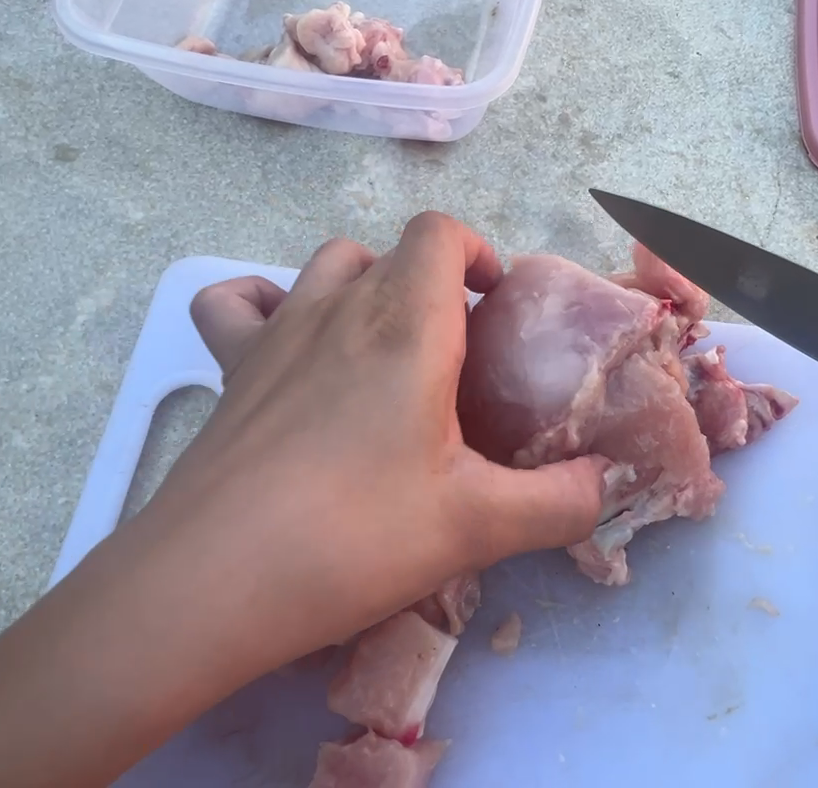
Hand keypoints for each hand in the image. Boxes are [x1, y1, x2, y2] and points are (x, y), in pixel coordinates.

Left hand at [123, 212, 608, 680]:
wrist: (210, 584)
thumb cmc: (355, 537)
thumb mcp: (479, 526)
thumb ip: (562, 502)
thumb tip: (608, 484)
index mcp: (407, 324)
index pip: (440, 233)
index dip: (476, 252)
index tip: (496, 309)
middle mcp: (341, 307)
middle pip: (394, 251)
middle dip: (436, 284)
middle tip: (455, 354)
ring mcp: (277, 331)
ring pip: (329, 264)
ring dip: (366, 284)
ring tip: (383, 347)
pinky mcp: (230, 367)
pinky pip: (240, 302)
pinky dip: (266, 303)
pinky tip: (287, 344)